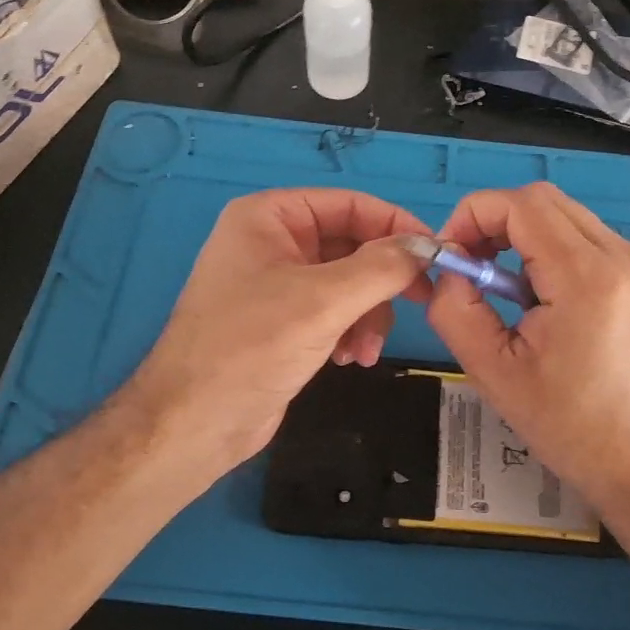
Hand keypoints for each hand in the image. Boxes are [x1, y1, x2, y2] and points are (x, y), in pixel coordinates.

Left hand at [121, 188, 431, 474]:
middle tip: (420, 300)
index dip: (395, 226)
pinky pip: (334, 311)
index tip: (436, 254)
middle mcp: (272, 241)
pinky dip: (350, 331)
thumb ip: (381, 267)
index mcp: (270, 217)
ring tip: (366, 349)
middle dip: (381, 280)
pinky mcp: (282, 321)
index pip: (349, 204)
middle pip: (351, 244)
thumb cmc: (251, 346)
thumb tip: (429, 245)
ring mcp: (276, 283)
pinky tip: (350, 360)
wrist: (192, 425)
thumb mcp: (323, 300)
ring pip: (348, 282)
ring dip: (368, 314)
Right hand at [424, 183, 629, 508]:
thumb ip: (456, 308)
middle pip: (545, 200)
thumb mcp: (493, 373)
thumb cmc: (571, 428)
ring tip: (509, 290)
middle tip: (473, 266)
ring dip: (526, 237)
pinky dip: (556, 252)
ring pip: (569, 217)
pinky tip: (547, 300)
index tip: (453, 253)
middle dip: (497, 221)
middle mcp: (624, 256)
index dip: (474, 214)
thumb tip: (449, 267)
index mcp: (587, 278)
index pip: (522, 204)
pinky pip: (592, 240)